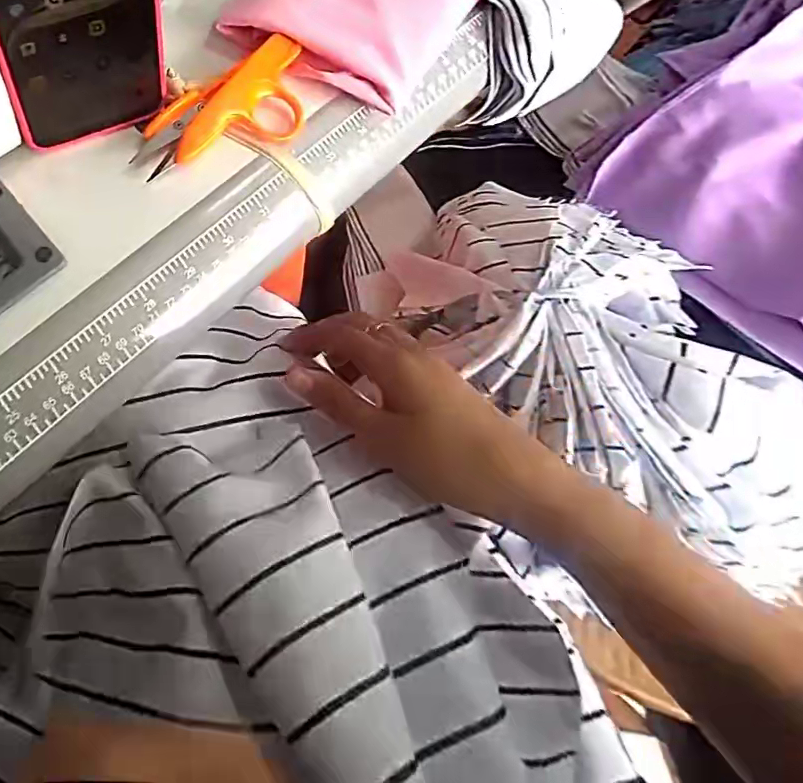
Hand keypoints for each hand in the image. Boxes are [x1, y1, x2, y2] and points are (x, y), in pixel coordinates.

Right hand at [280, 312, 577, 531]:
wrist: (521, 478)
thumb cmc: (445, 459)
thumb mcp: (380, 436)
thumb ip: (335, 401)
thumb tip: (292, 371)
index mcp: (393, 360)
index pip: (340, 332)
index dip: (308, 336)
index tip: (281, 349)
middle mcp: (412, 351)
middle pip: (362, 324)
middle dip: (328, 333)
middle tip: (302, 355)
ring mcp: (432, 363)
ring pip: (382, 337)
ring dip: (350, 345)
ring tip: (331, 376)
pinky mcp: (444, 379)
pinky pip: (397, 353)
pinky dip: (371, 358)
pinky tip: (370, 388)